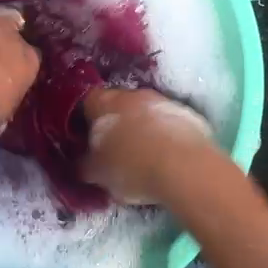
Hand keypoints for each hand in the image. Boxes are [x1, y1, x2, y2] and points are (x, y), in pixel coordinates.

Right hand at [80, 88, 216, 204]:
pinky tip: (167, 157)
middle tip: (115, 149)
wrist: (184, 167)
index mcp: (103, 103)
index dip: (86, 120)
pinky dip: (165, 134)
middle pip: (118, 104)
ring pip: (145, 111)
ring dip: (142, 128)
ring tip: (144, 156)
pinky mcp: (186, 113)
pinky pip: (168, 121)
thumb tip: (81, 164)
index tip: (88, 140)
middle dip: (116, 123)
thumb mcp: (98, 174)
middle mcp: (132, 94)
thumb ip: (85, 165)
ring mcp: (161, 100)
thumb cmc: (131, 167)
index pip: (88, 102)